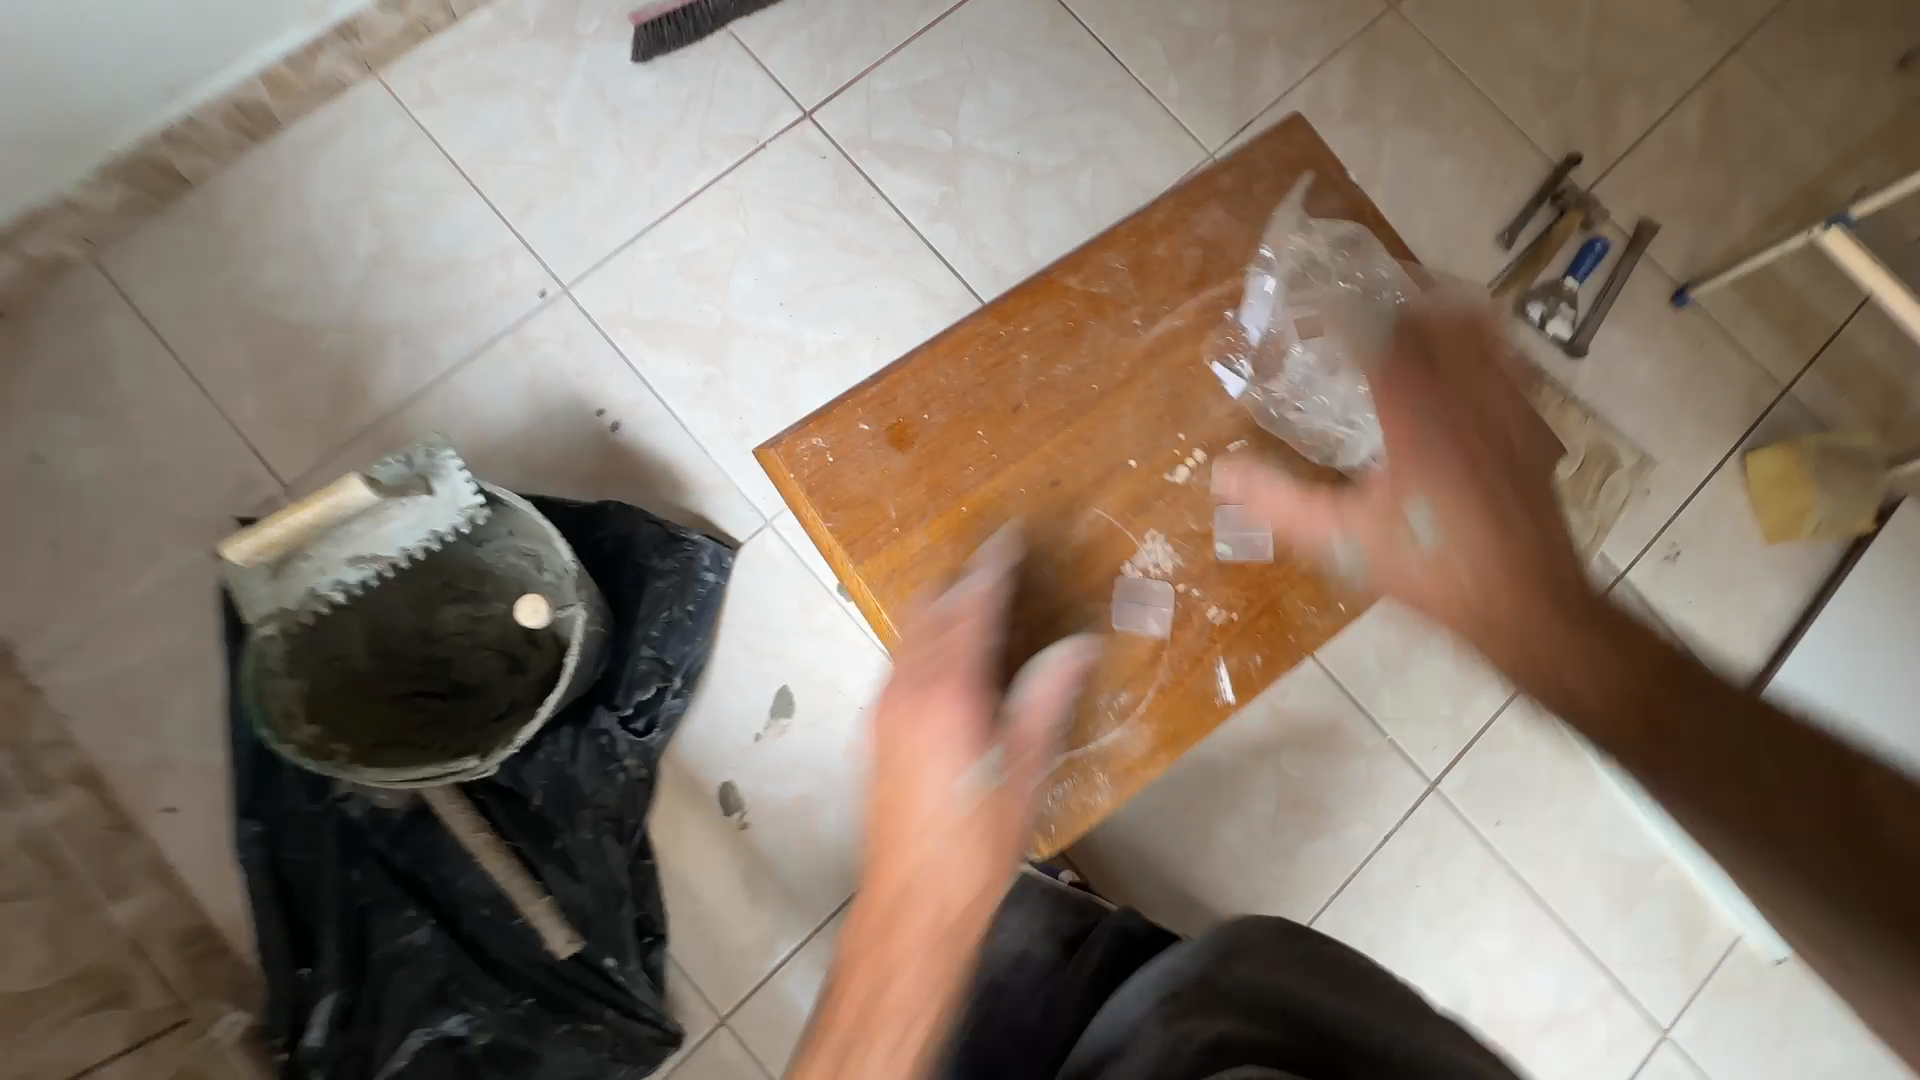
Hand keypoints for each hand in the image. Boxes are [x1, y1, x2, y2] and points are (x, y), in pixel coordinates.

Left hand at [859, 525, 1100, 940]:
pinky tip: (946, 657)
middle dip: (960, 578)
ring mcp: (884, 705)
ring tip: (974, 601)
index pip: (973, 606)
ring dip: (939, 608)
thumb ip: (1046, 696)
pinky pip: (899, 659)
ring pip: (908, 631)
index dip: (993, 566)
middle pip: (930, 607)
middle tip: (994, 565)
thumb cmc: (979, 840)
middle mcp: (908, 686)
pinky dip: (923, 639)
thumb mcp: (1026, 769)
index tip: (1008, 536)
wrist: (912, 899)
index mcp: (950, 690)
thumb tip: (1077, 646)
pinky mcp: (875, 727)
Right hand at [1213, 302, 1596, 662]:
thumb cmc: (1424, 567)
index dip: (1352, 314)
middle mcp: (1466, 399)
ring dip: (1448, 314)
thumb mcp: (1336, 538)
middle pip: (1439, 320)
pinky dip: (1487, 346)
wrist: (1522, 601)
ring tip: (1416, 309)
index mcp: (1414, 417)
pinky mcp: (1534, 430)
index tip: (1321, 304)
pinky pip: (1514, 365)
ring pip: (1485, 334)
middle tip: (1367, 297)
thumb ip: (1277, 502)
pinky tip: (1470, 359)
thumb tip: (1221, 473)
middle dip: (1402, 300)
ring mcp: (1508, 411)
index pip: (1384, 340)